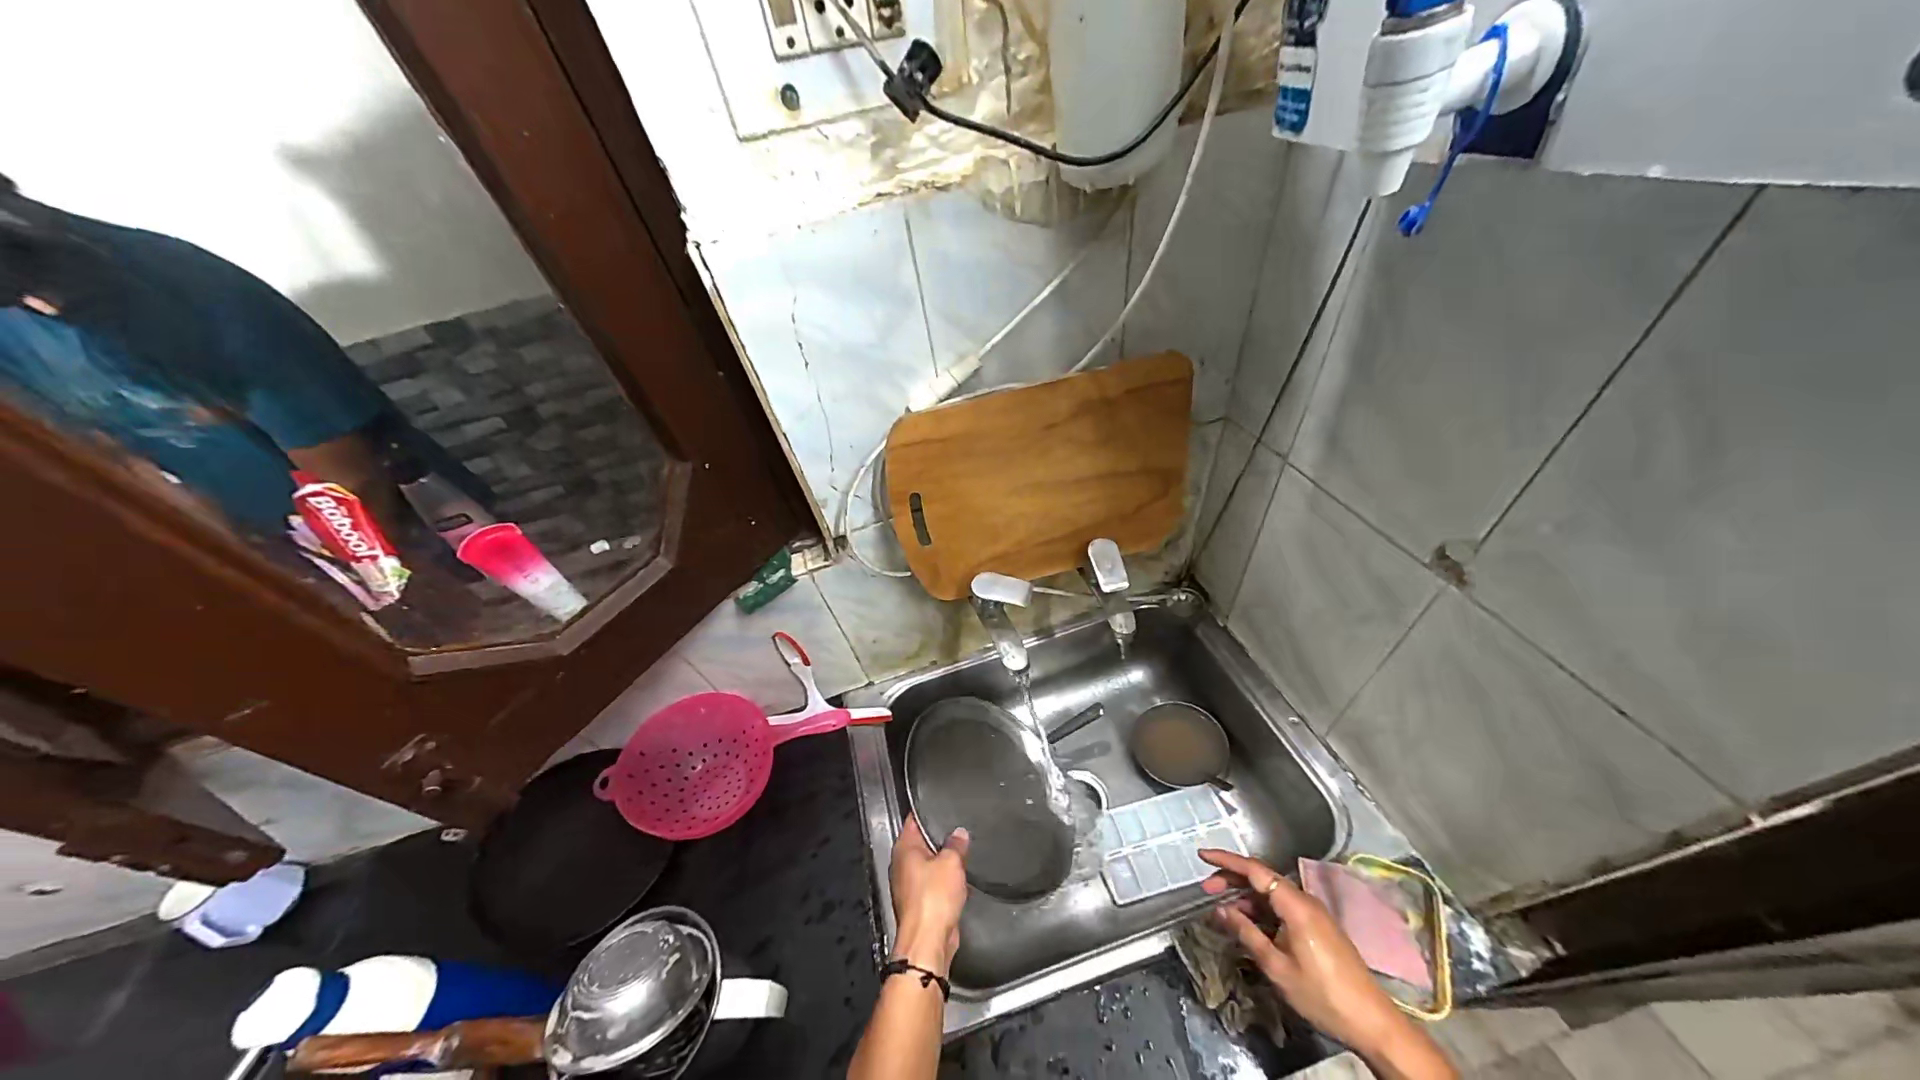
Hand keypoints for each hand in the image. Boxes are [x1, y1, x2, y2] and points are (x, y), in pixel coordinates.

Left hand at [889, 815, 969, 975]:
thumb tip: (959, 834)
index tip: (943, 804)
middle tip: (960, 829)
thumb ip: (956, 845)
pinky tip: (960, 880)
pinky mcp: (919, 903)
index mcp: (904, 848)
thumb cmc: (934, 898)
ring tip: (963, 853)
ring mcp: (909, 885)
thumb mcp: (951, 863)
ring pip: (929, 864)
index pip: (914, 820)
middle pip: (922, 842)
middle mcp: (902, 864)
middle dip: (940, 838)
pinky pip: (934, 884)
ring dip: (944, 862)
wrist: (928, 941)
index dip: (928, 811)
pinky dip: (945, 882)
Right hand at [1198, 850, 1426, 1066]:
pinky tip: (1249, 924)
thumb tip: (1220, 909)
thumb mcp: (1277, 967)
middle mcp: (1306, 902)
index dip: (1226, 860)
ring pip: (1273, 895)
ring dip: (1246, 897)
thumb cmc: (1322, 994)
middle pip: (1263, 879)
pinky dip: (1262, 910)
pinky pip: (1284, 908)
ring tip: (1223, 910)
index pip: (1255, 870)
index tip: (1202, 855)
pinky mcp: (1319, 928)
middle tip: (1206, 889)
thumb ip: (1246, 933)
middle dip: (1232, 879)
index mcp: (1296, 905)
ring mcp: (1314, 914)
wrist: (1373, 1023)